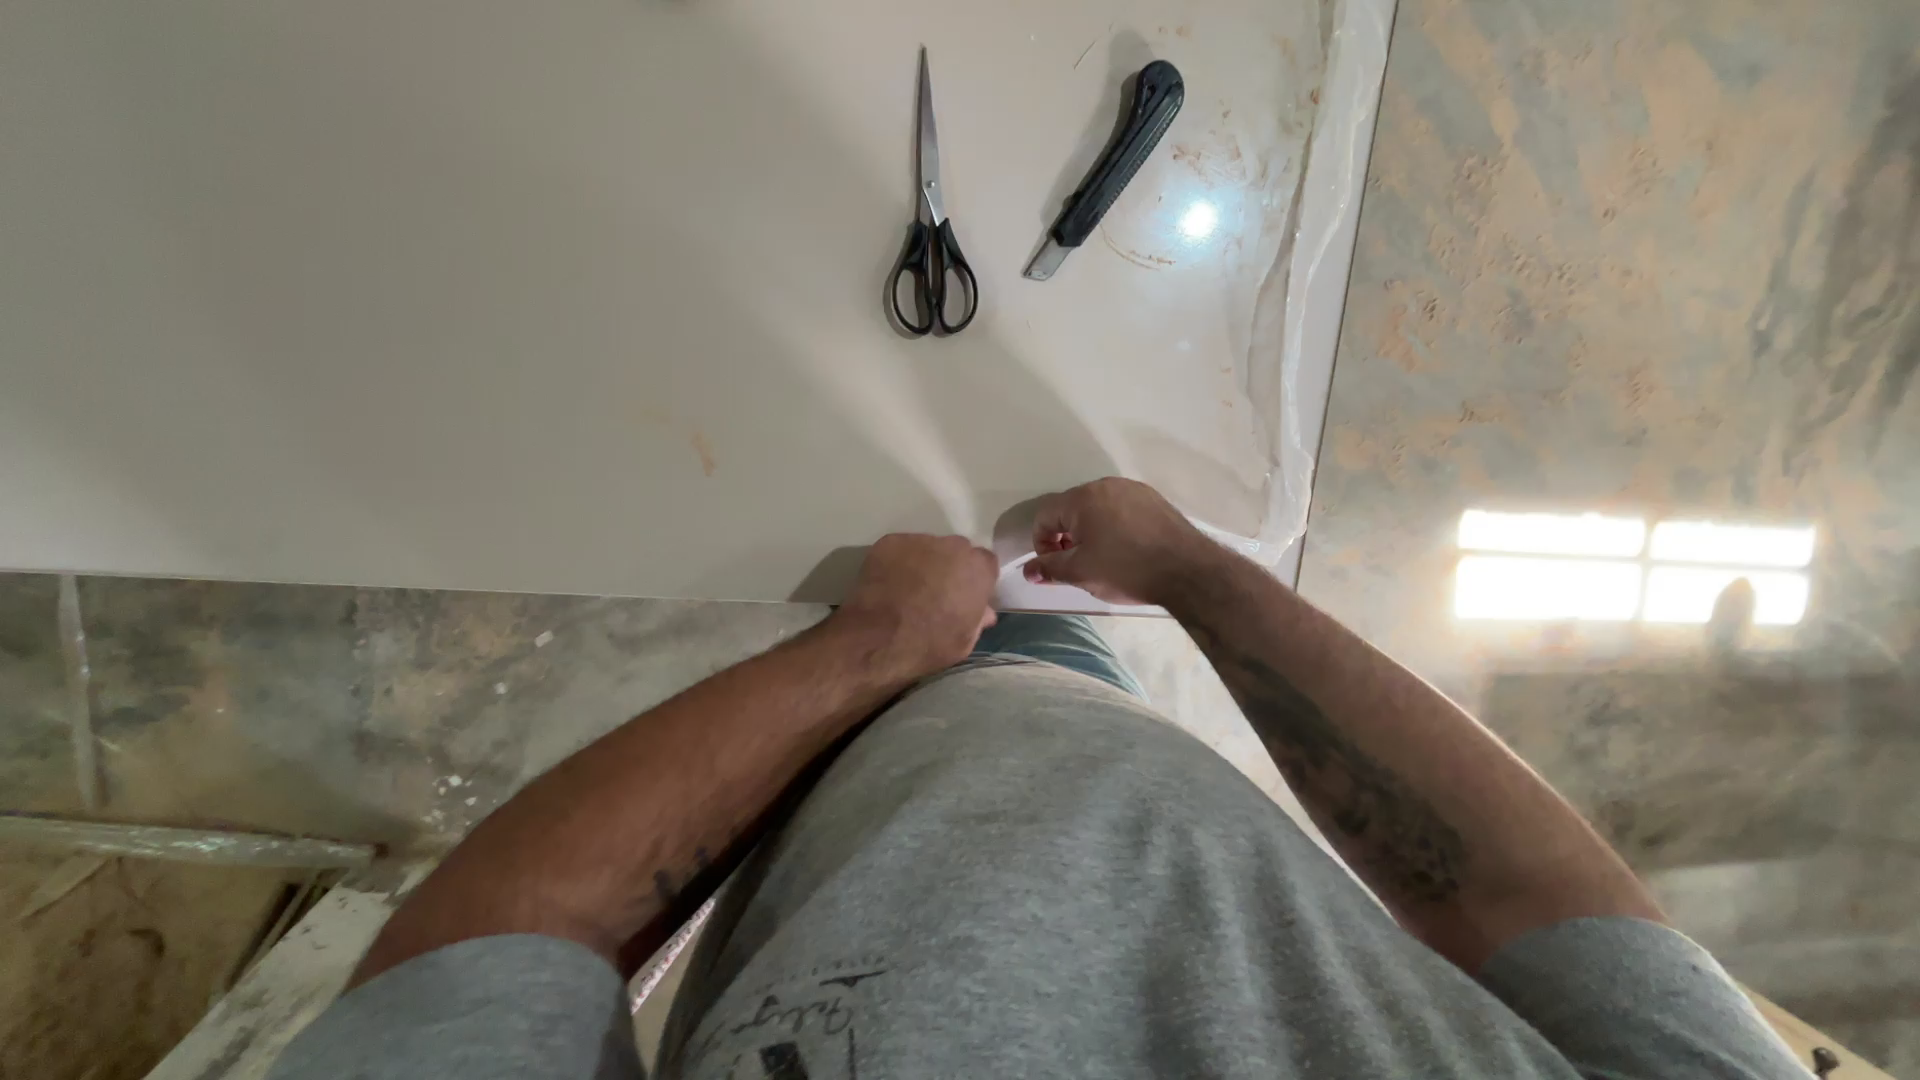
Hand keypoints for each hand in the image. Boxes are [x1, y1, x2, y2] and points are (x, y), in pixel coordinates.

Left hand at [833, 533, 999, 679]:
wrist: (877, 639)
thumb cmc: (928, 644)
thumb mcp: (964, 641)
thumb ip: (977, 620)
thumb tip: (983, 612)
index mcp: (977, 569)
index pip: (986, 563)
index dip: (976, 580)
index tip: (966, 596)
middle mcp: (953, 546)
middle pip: (957, 551)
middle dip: (951, 567)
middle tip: (937, 591)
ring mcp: (919, 541)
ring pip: (928, 548)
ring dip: (924, 563)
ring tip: (909, 588)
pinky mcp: (890, 541)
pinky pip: (901, 549)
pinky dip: (898, 562)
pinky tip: (890, 583)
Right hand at [1023, 478, 1217, 605]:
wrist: (1187, 571)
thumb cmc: (1126, 569)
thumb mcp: (1081, 573)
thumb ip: (1050, 568)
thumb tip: (1029, 570)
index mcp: (1083, 498)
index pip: (1045, 515)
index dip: (1041, 543)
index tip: (1053, 566)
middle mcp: (1106, 486)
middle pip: (1071, 509)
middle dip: (1066, 537)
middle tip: (1076, 564)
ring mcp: (1134, 490)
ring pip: (1098, 509)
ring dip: (1090, 532)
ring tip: (1102, 559)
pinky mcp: (1154, 500)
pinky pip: (1122, 510)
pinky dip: (1114, 527)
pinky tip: (1126, 550)